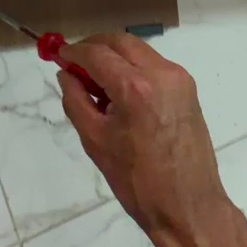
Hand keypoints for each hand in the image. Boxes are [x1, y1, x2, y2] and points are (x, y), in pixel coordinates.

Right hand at [57, 34, 237, 246]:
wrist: (188, 205)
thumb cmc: (136, 180)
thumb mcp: (95, 141)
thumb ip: (76, 101)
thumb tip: (66, 74)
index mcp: (135, 87)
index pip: (97, 53)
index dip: (74, 52)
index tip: (58, 55)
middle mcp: (161, 73)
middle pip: (121, 41)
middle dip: (95, 46)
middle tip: (74, 63)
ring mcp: (179, 78)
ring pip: (139, 50)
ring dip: (115, 56)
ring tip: (97, 84)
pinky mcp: (188, 88)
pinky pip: (154, 65)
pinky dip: (134, 68)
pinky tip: (121, 93)